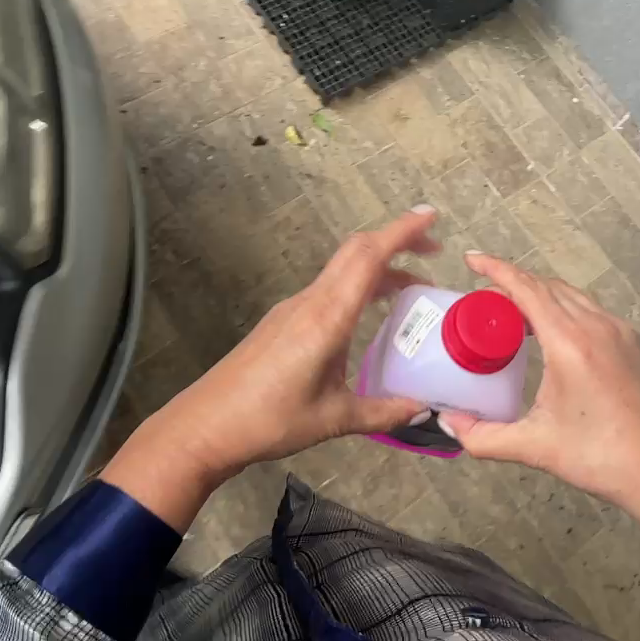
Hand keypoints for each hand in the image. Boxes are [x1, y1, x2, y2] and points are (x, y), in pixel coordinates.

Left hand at [101, 208, 436, 529]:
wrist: (206, 425)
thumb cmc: (270, 420)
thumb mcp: (334, 420)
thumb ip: (383, 411)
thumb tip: (424, 408)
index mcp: (328, 317)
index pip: (369, 258)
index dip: (402, 231)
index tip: (431, 215)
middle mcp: (312, 301)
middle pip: (357, 251)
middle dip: (397, 240)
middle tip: (433, 249)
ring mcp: (294, 307)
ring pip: (342, 268)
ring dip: (378, 265)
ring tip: (411, 286)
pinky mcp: (283, 319)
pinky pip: (329, 287)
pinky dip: (358, 284)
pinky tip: (370, 311)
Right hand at [436, 252, 639, 516]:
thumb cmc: (599, 458)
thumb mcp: (534, 447)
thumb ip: (484, 437)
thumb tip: (447, 421)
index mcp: (569, 342)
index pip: (527, 289)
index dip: (496, 269)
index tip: (471, 260)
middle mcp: (596, 325)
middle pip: (546, 286)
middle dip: (512, 282)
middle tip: (482, 298)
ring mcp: (619, 331)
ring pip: (570, 295)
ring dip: (539, 293)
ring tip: (512, 312)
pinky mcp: (632, 343)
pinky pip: (589, 309)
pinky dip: (562, 307)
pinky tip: (550, 332)